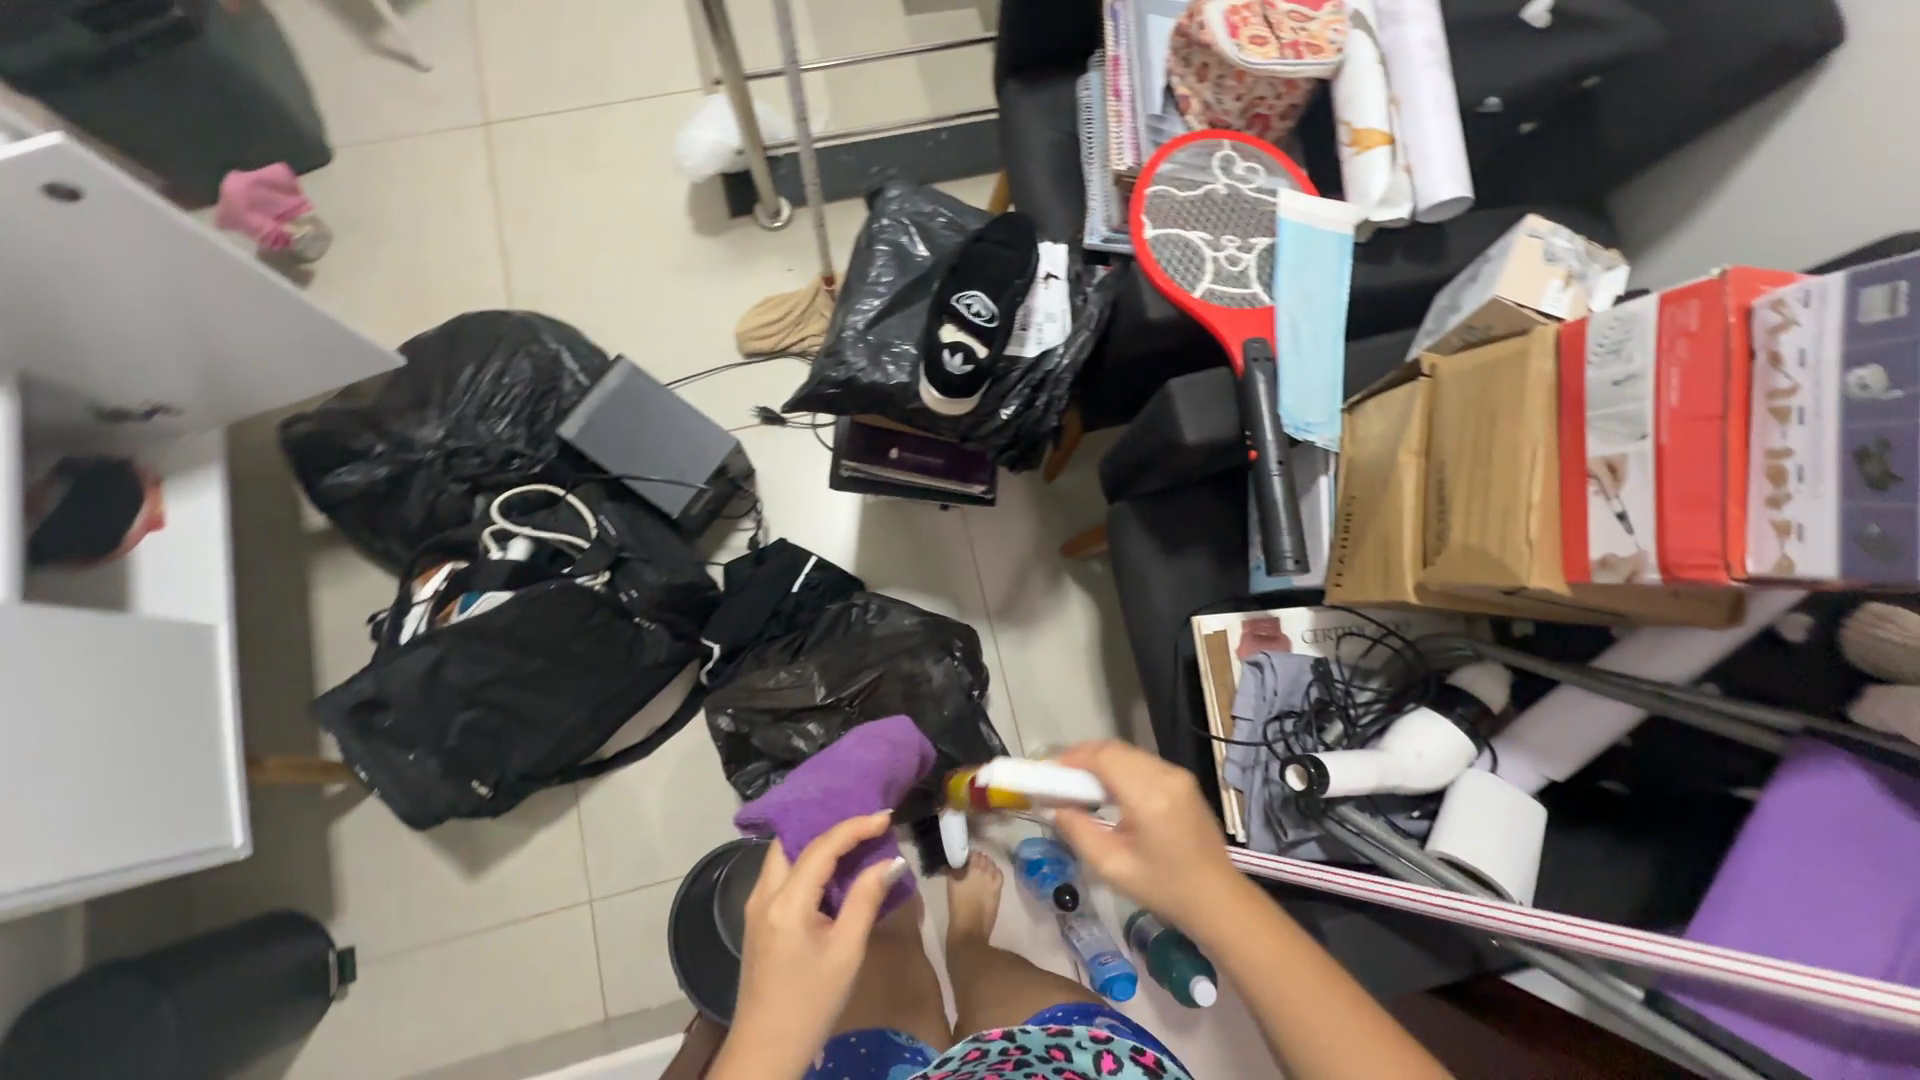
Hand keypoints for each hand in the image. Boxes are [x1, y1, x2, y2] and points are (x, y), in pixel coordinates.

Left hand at [720, 813, 907, 1077]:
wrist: (765, 1049)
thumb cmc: (811, 1003)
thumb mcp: (847, 953)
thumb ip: (866, 899)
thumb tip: (891, 860)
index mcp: (786, 902)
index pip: (821, 847)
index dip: (854, 826)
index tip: (885, 816)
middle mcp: (763, 895)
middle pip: (792, 841)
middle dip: (828, 824)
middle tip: (864, 821)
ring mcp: (755, 906)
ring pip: (783, 855)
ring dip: (816, 842)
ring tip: (853, 837)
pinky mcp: (757, 918)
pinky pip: (781, 873)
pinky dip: (806, 861)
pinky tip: (832, 868)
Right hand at [1052, 741, 1241, 930]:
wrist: (1217, 899)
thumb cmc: (1163, 889)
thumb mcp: (1112, 867)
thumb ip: (1078, 831)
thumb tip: (1054, 807)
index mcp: (1150, 798)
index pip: (1104, 758)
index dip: (1073, 758)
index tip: (1048, 772)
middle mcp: (1167, 777)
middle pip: (1115, 750)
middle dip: (1083, 758)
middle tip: (1059, 779)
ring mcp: (1179, 776)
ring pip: (1129, 753)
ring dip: (1101, 761)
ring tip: (1079, 785)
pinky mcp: (1184, 781)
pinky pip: (1143, 762)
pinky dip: (1119, 768)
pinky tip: (1107, 789)